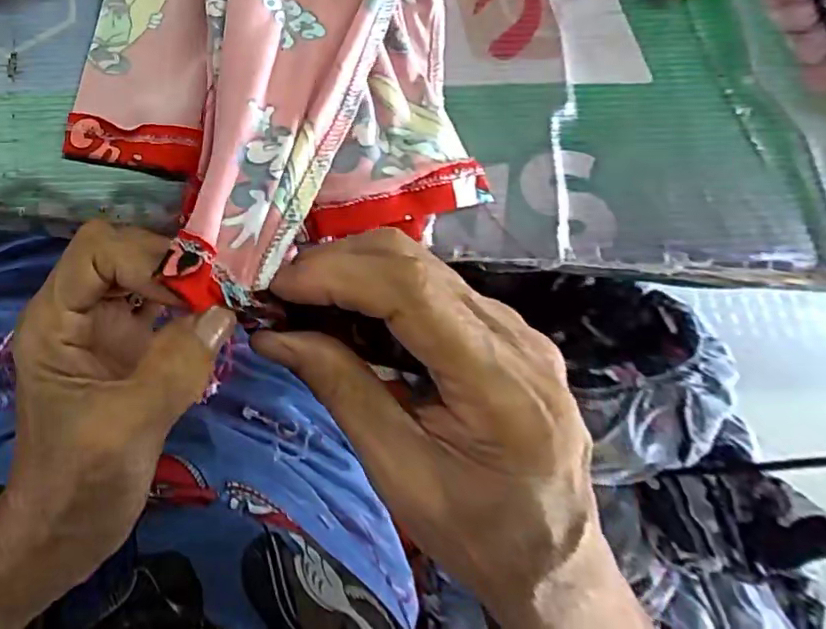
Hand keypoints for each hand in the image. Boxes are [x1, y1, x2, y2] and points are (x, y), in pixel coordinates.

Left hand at [0, 222, 236, 628]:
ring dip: (180, 278)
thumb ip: (173, 369)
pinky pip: (155, 308)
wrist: (60, 533)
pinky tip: (216, 317)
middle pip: (117, 251)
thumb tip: (222, 314)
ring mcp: (99, 327)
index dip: (143, 256)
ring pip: (137, 273)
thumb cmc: (78, 483)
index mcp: (53, 318)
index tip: (192, 287)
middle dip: (167, 260)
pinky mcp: (123, 348)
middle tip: (220, 285)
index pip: (94, 250)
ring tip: (226, 293)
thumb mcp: (126, 428)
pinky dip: (185, 305)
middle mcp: (74, 310)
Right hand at [251, 230, 646, 628]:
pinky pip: (422, 281)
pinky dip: (368, 282)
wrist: (556, 566)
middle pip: (408, 260)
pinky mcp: (496, 328)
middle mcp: (514, 338)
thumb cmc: (478, 531)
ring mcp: (510, 328)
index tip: (274, 288)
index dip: (333, 274)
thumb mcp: (398, 471)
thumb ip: (339, 389)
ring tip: (298, 300)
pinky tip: (339, 311)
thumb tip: (269, 334)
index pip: (410, 290)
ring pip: (412, 260)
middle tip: (276, 293)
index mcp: (500, 384)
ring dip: (345, 268)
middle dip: (330, 264)